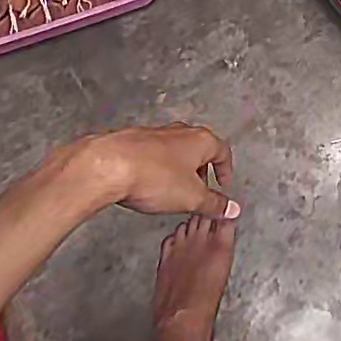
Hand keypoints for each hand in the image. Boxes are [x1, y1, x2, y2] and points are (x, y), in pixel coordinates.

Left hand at [76, 123, 238, 218]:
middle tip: (200, 191)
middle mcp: (180, 131)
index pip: (223, 152)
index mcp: (200, 140)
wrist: (108, 166)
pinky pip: (154, 154)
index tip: (224, 185)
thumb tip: (232, 209)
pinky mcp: (134, 141)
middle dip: (202, 171)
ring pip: (175, 151)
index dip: (226, 170)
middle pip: (199, 149)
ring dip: (179, 170)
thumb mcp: (191, 198)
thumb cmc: (154, 177)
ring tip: (174, 192)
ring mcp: (155, 134)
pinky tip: (150, 185)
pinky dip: (158, 168)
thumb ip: (214, 204)